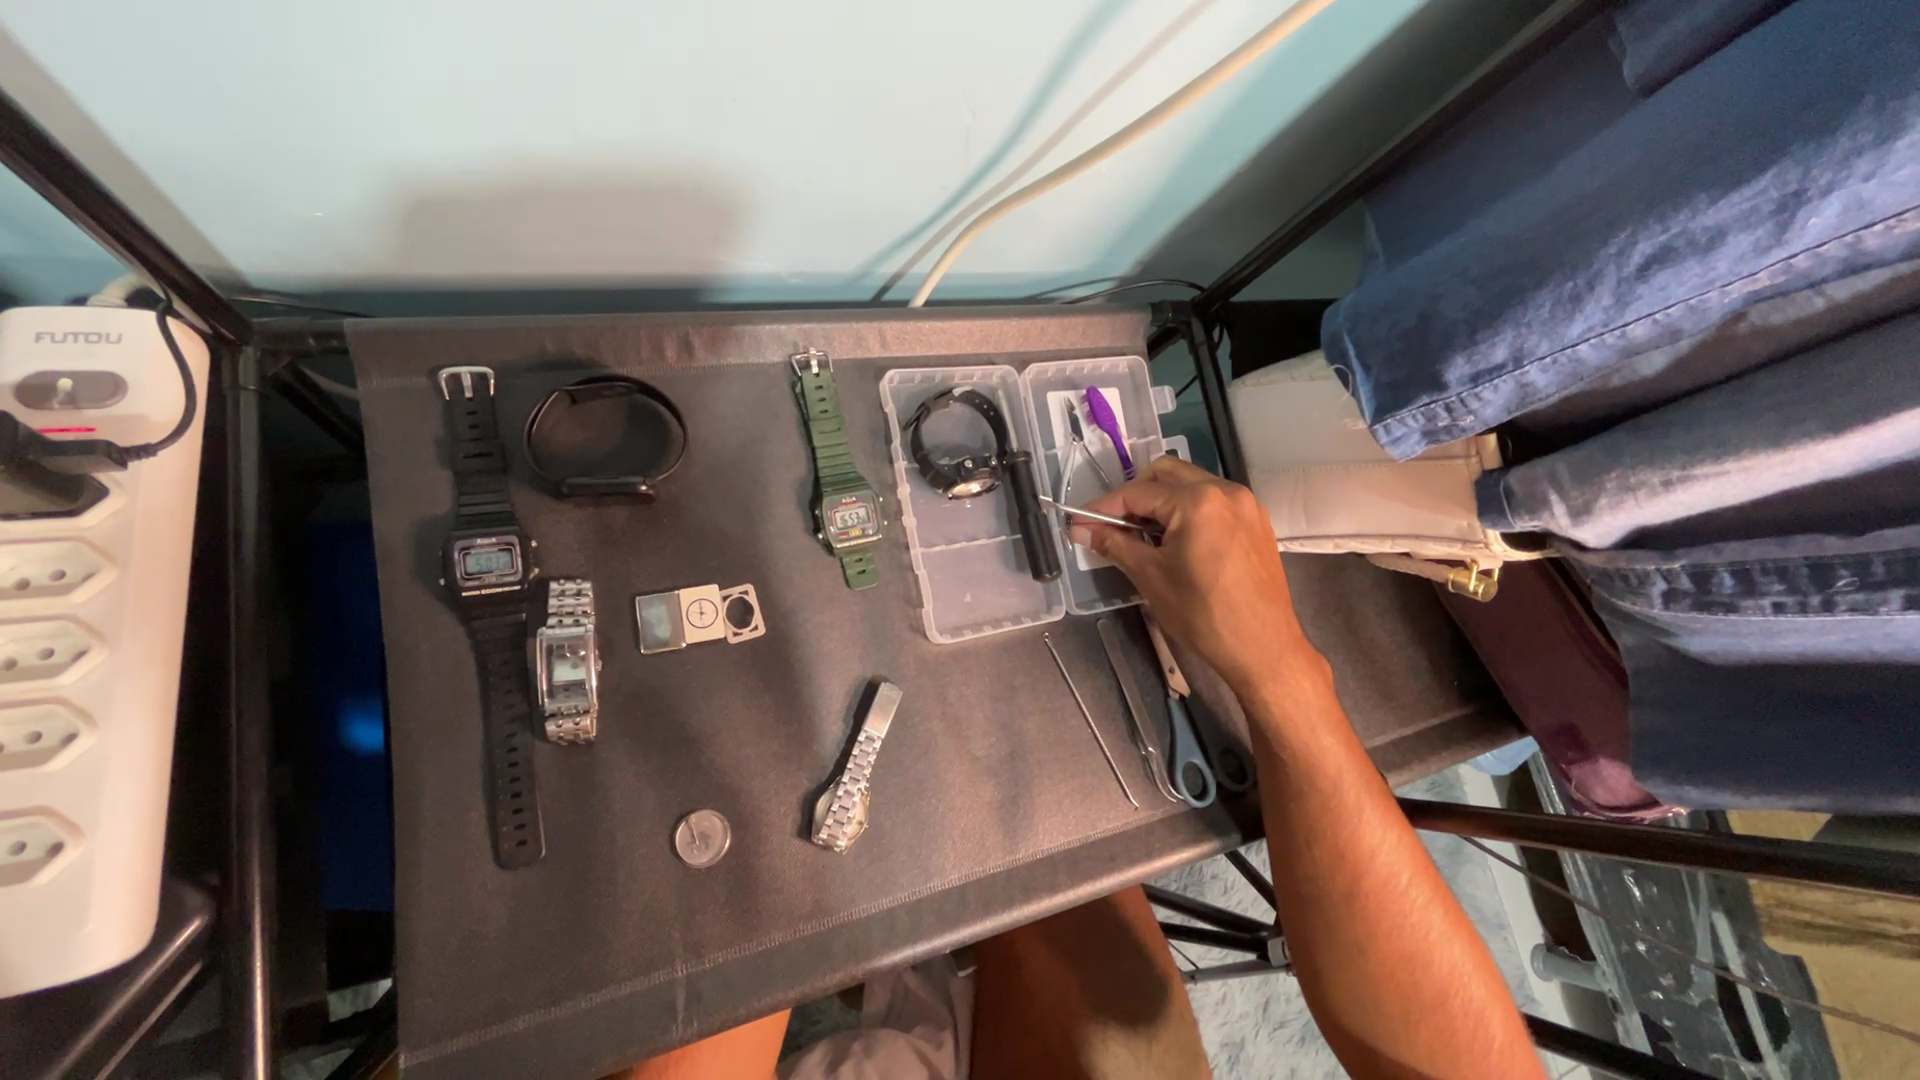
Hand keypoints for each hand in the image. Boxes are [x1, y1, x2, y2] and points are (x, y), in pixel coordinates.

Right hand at [1072, 457, 1316, 694]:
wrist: (1263, 648)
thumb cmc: (1203, 614)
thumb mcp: (1151, 577)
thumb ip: (1114, 544)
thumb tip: (1082, 530)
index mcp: (1198, 501)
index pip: (1138, 492)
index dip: (1104, 508)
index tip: (1079, 523)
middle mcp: (1225, 490)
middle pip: (1166, 474)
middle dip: (1134, 495)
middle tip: (1113, 526)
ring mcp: (1245, 504)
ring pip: (1191, 484)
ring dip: (1161, 501)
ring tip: (1143, 536)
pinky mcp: (1256, 521)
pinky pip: (1213, 500)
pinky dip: (1188, 510)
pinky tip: (1175, 541)